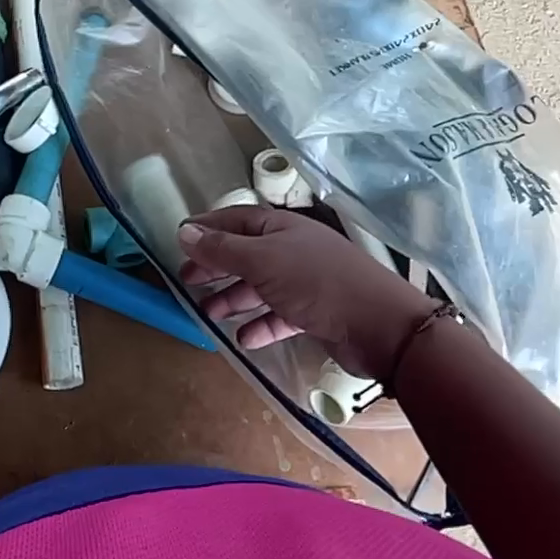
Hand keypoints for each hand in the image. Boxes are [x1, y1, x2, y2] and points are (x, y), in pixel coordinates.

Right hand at [178, 206, 435, 377]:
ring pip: (261, 287)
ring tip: (208, 314)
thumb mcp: (262, 261)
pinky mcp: (316, 314)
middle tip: (187, 281)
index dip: (208, 228)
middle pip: (246, 254)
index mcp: (281, 229)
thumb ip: (222, 250)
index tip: (180, 238)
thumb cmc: (315, 282)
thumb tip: (184, 231)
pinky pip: (280, 316)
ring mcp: (306, 283)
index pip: (236, 220)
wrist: (379, 325)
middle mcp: (293, 251)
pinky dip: (261, 324)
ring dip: (233, 299)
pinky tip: (243, 338)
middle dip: (216, 267)